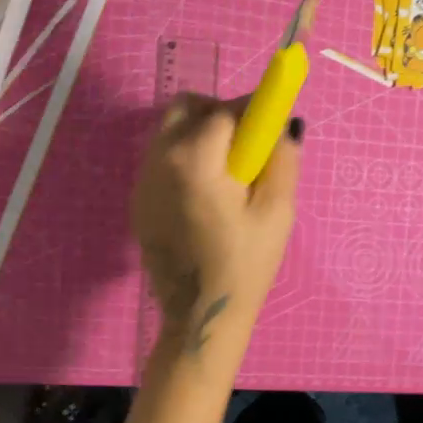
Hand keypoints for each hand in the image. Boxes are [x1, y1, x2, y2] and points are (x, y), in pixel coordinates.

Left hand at [130, 94, 302, 326]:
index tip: (271, 113)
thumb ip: (282, 159)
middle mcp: (159, 162)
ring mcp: (142, 182)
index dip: (249, 107)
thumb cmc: (246, 264)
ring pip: (169, 131)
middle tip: (247, 140)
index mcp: (195, 162)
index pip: (222, 111)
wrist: (200, 315)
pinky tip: (206, 191)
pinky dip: (184, 157)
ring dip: (200, 133)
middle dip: (218, 112)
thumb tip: (284, 123)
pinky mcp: (138, 202)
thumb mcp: (277, 212)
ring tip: (229, 168)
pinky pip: (160, 159)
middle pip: (185, 108)